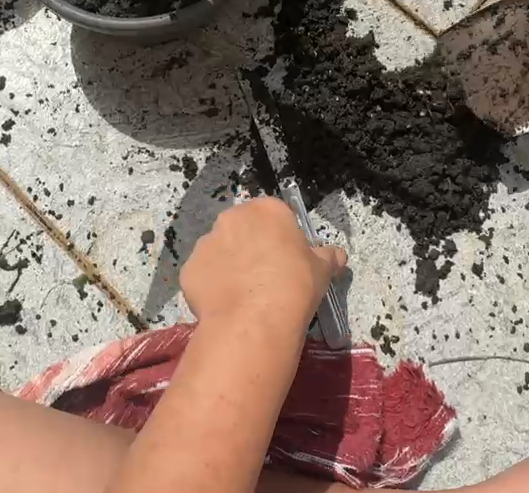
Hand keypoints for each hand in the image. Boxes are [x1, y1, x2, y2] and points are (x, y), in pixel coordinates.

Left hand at [182, 197, 346, 332]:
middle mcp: (233, 217)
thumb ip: (329, 257)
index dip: (280, 239)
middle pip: (243, 229)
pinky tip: (225, 305)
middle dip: (251, 247)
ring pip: (220, 251)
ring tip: (243, 296)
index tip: (285, 260)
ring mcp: (207, 242)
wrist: (254, 320)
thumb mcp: (322, 269)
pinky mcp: (189, 268)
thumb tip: (339, 255)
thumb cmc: (295, 285)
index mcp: (267, 209)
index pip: (274, 216)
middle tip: (264, 277)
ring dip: (228, 266)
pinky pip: (203, 275)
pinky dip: (211, 287)